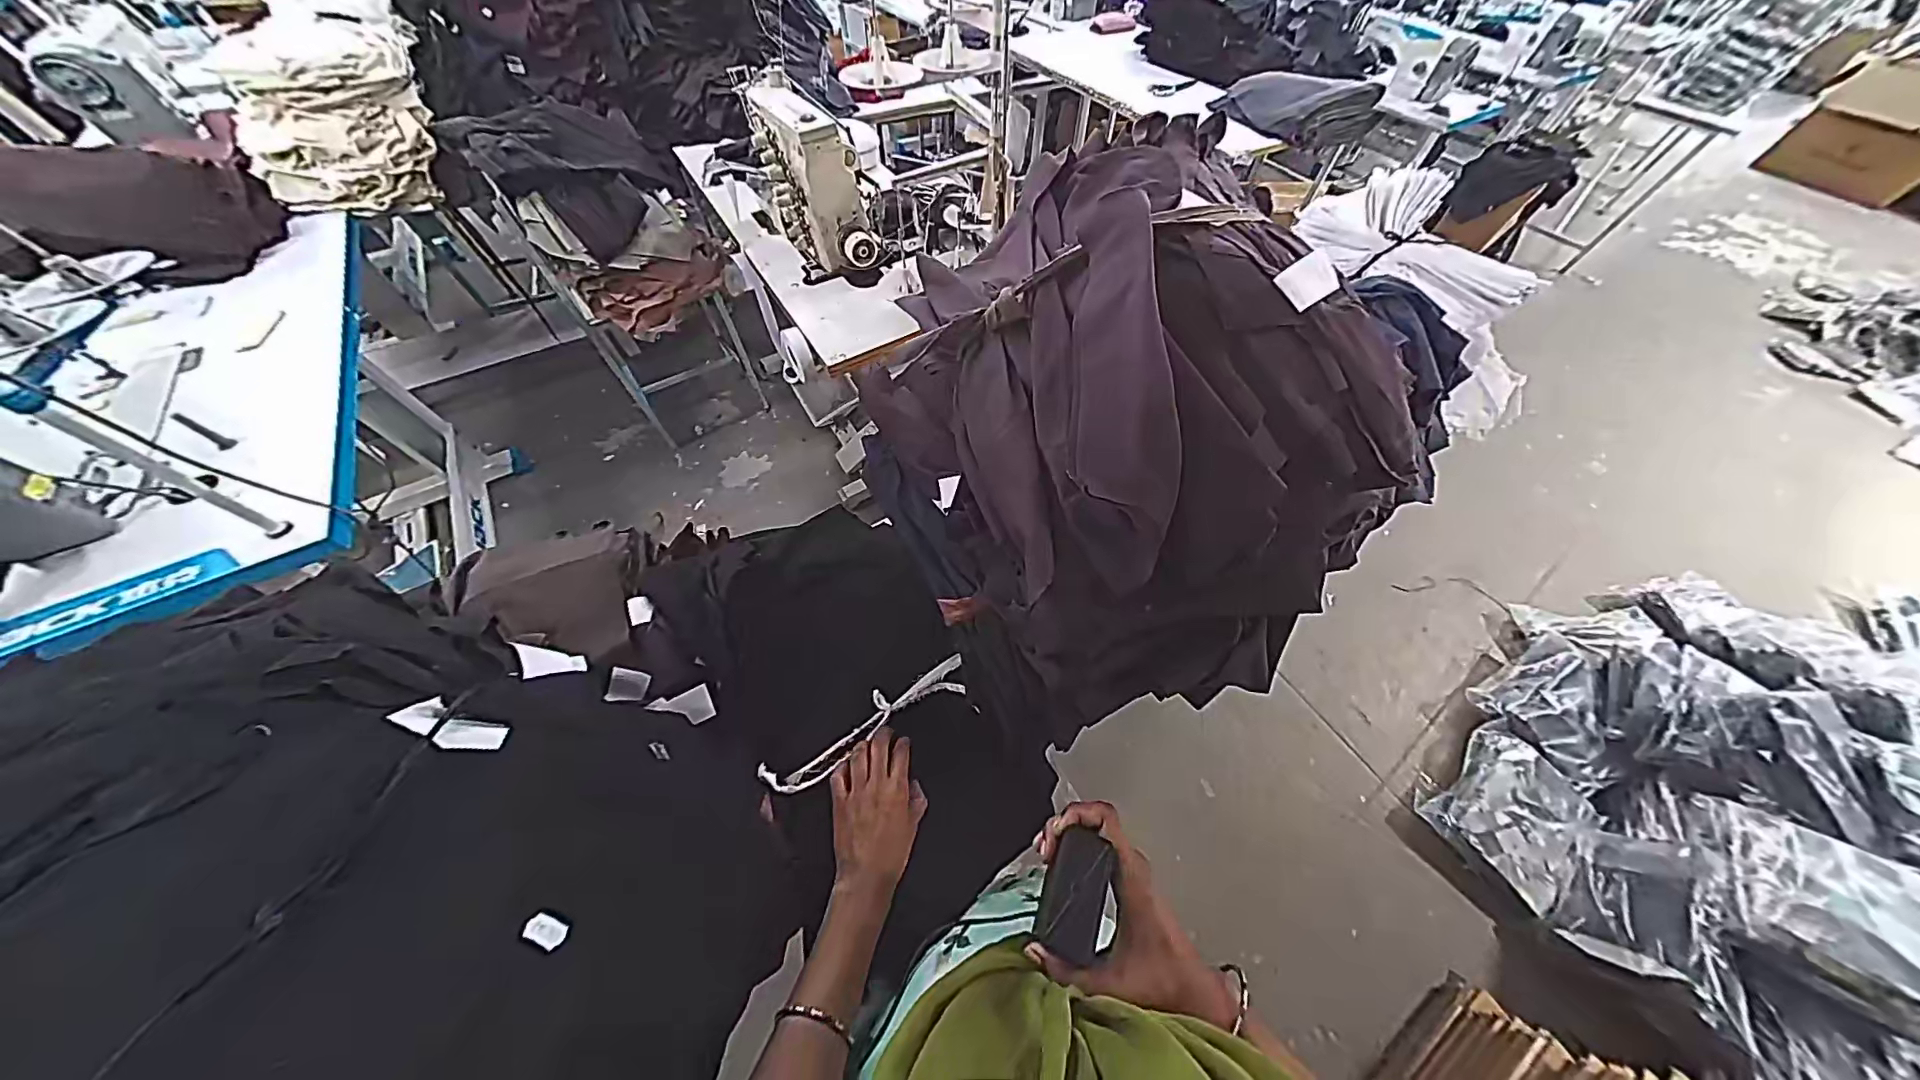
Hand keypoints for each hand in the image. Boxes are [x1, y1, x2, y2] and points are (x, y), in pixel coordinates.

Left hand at [829, 727, 928, 900]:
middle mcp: (875, 787)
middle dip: (883, 734)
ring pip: (858, 755)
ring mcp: (855, 792)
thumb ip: (916, 801)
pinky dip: (843, 765)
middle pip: (878, 747)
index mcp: (896, 790)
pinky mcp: (840, 801)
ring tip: (867, 743)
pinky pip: (838, 775)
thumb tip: (914, 788)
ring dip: (864, 745)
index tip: (903, 742)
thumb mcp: (913, 825)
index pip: (900, 754)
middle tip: (885, 733)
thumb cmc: (890, 855)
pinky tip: (847, 764)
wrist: (866, 874)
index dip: (902, 743)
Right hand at [1024, 801, 1238, 1030]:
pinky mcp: (1132, 879)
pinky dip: (1081, 842)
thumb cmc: (1164, 981)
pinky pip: (1105, 843)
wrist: (1193, 991)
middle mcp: (1134, 867)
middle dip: (1064, 825)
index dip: (1076, 814)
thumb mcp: (1107, 980)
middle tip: (1045, 848)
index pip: (1106, 819)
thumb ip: (1065, 969)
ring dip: (1072, 832)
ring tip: (1050, 849)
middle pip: (1097, 819)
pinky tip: (1067, 860)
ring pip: (1100, 829)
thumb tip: (1034, 949)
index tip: (1056, 832)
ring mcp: (1134, 871)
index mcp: (1131, 878)